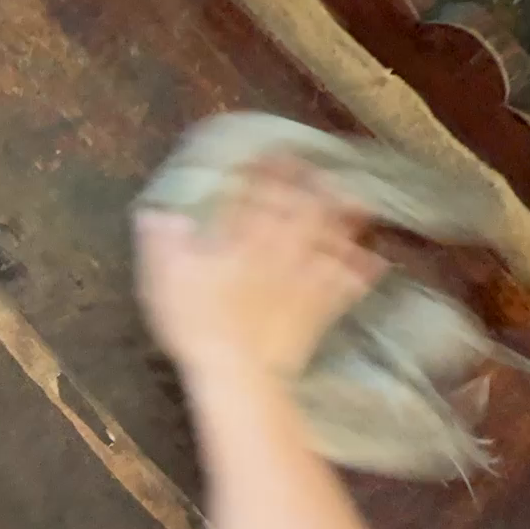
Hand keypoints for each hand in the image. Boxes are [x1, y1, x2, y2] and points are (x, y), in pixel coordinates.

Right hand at [135, 159, 381, 379]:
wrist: (237, 374)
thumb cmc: (195, 326)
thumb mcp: (164, 284)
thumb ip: (162, 246)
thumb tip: (156, 214)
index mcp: (238, 240)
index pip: (252, 196)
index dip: (260, 172)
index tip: (265, 154)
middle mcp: (276, 249)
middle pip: (300, 207)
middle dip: (309, 183)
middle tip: (316, 167)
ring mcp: (302, 278)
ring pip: (330, 237)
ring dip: (343, 216)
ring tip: (356, 200)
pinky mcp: (318, 309)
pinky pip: (347, 283)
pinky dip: (360, 270)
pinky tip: (373, 260)